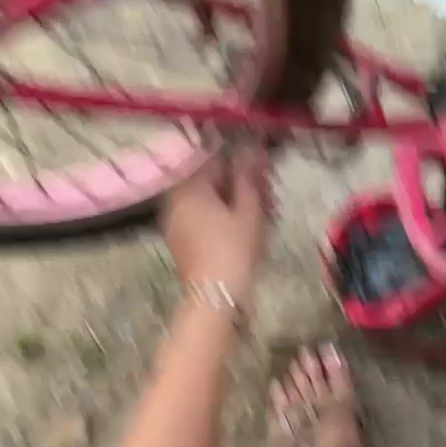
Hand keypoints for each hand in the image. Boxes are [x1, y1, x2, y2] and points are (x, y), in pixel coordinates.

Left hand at [159, 146, 273, 307]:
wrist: (214, 296)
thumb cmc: (233, 250)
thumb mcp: (248, 211)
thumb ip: (248, 177)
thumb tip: (251, 149)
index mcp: (189, 187)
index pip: (218, 160)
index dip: (245, 164)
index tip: (266, 176)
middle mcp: (175, 198)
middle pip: (211, 180)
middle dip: (241, 185)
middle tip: (270, 199)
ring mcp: (175, 219)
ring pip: (209, 200)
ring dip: (235, 202)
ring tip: (263, 216)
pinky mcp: (180, 238)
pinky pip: (203, 217)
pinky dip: (223, 217)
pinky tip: (245, 228)